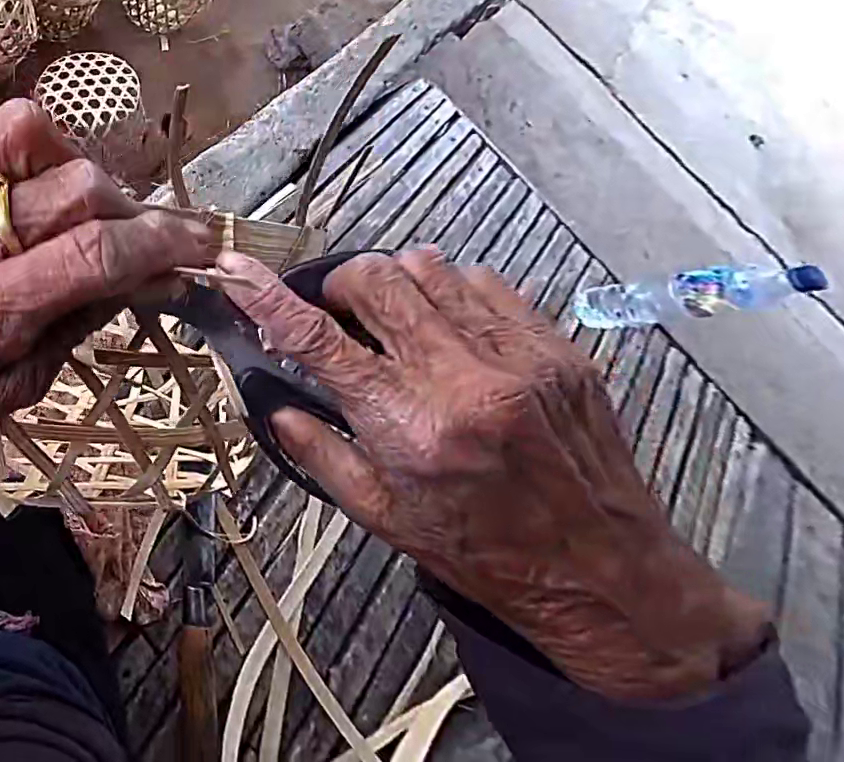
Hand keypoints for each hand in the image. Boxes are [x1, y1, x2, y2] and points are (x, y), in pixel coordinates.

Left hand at [0, 100, 218, 458]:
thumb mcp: (34, 376)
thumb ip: (95, 312)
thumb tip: (165, 265)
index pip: (87, 254)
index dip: (157, 241)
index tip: (198, 241)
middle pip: (71, 188)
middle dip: (128, 210)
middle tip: (141, 235)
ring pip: (29, 130)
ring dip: (74, 166)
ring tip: (76, 208)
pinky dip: (27, 147)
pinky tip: (28, 188)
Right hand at [216, 247, 770, 699]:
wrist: (609, 578)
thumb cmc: (479, 550)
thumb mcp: (378, 514)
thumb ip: (316, 449)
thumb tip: (273, 401)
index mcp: (407, 426)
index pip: (316, 339)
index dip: (266, 295)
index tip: (233, 267)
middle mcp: (460, 380)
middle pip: (374, 279)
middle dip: (338, 284)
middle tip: (338, 313)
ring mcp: (516, 356)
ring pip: (426, 266)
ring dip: (392, 284)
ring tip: (394, 319)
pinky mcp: (557, 348)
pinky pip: (482, 279)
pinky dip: (447, 289)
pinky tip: (446, 324)